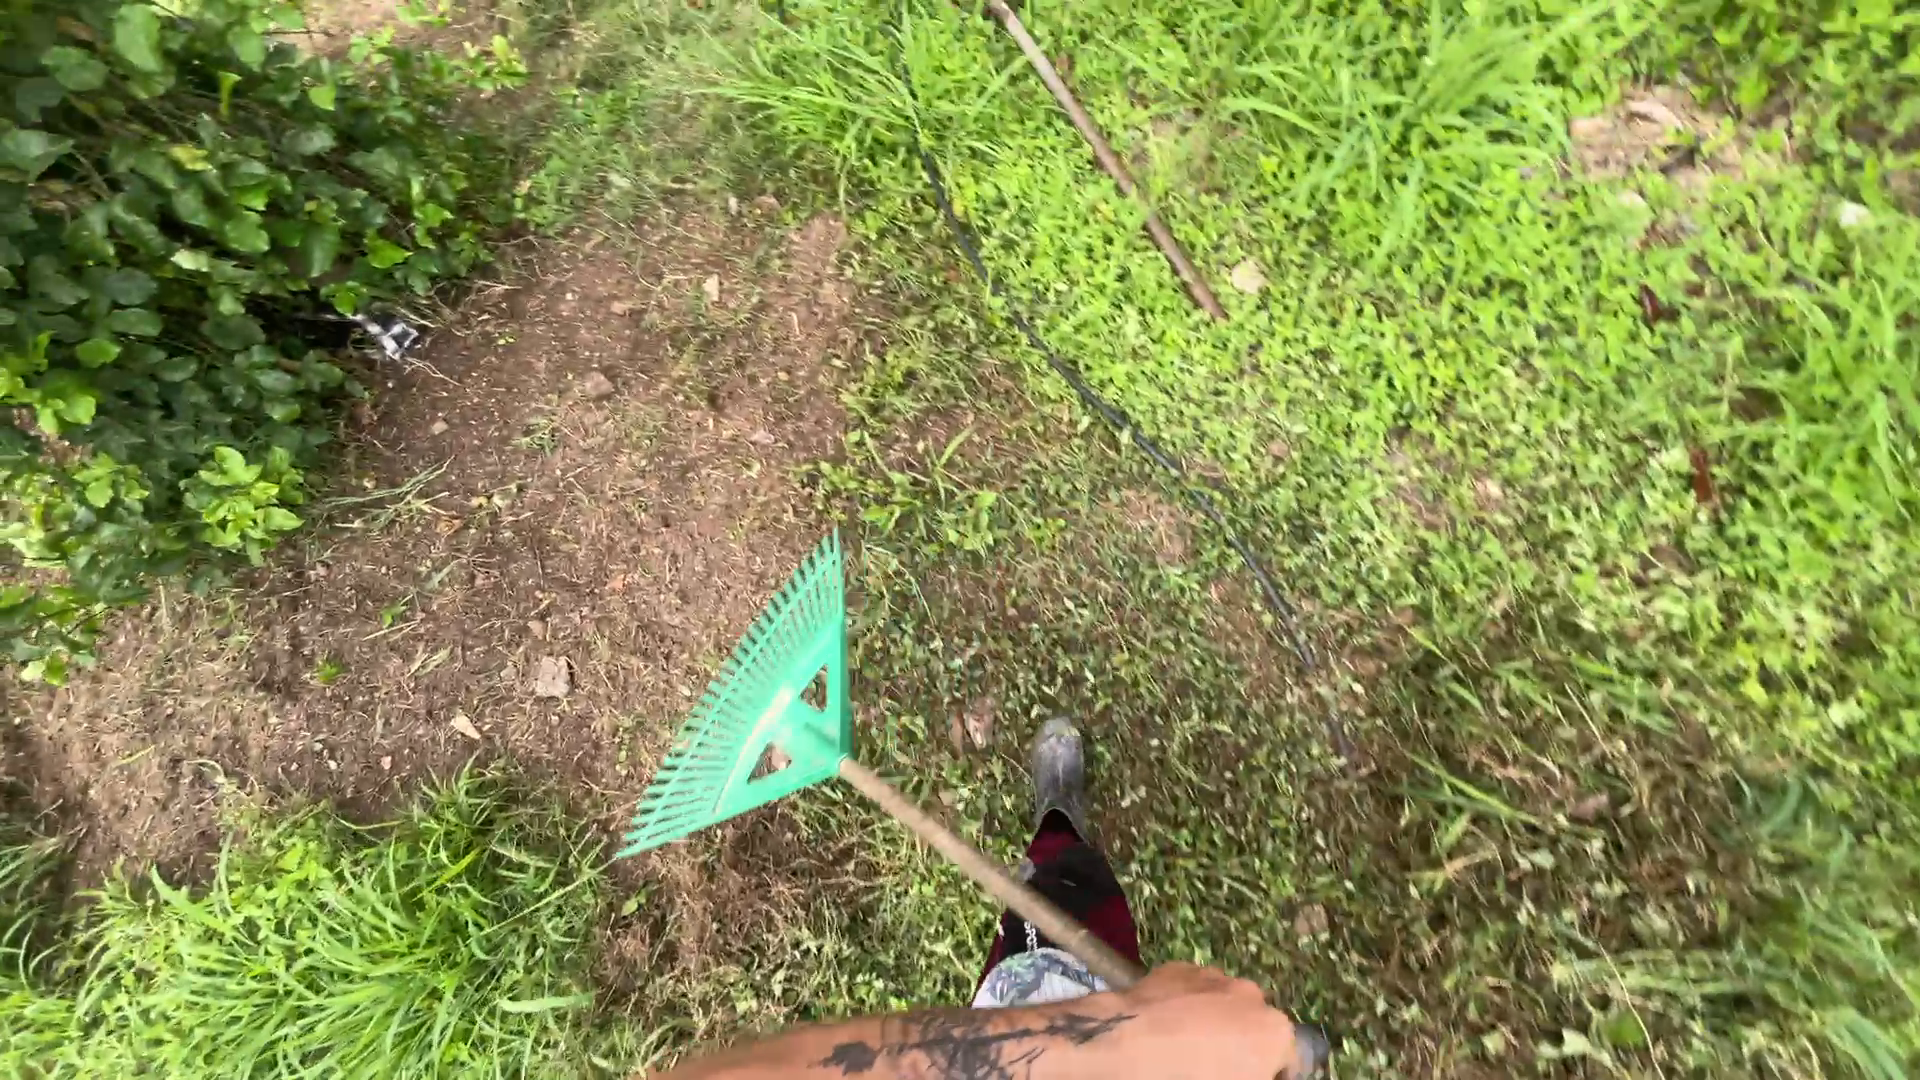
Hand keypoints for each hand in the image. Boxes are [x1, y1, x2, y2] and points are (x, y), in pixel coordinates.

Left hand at [1086, 963, 1320, 1078]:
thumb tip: (1245, 1067)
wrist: (1127, 1044)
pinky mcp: (1175, 966)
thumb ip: (1257, 1073)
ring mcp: (1210, 974)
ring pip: (1222, 1005)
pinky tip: (1165, 1028)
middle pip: (1255, 1028)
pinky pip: (1191, 991)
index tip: (1246, 1077)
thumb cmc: (1189, 1078)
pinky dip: (1186, 1006)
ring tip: (1185, 1050)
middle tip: (1215, 1069)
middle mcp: (1249, 993)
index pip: (1289, 1061)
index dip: (1270, 1074)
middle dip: (1243, 1049)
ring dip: (1213, 1025)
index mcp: (1275, 1031)